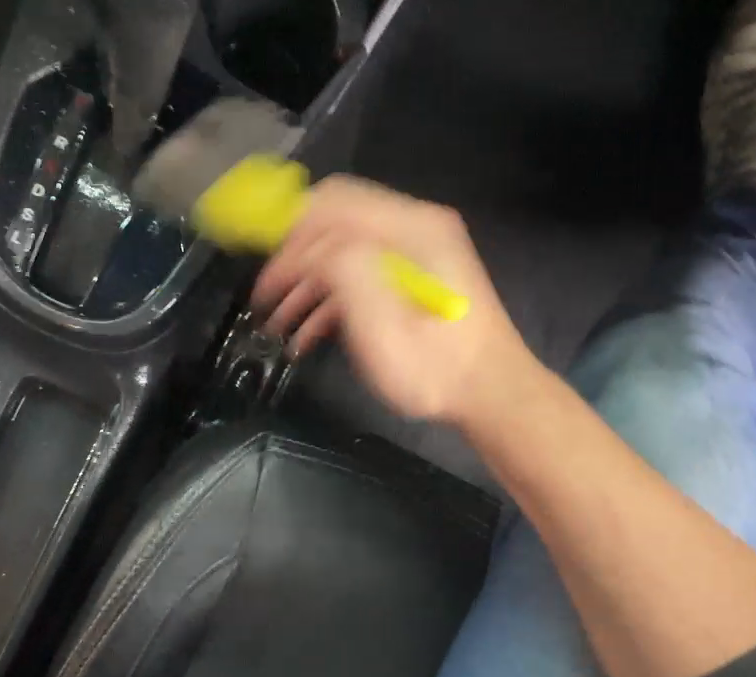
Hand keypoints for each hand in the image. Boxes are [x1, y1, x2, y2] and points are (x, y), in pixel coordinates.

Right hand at [251, 176, 538, 423]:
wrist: (492, 395)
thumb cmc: (437, 368)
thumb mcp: (381, 323)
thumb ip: (342, 271)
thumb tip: (308, 252)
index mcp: (410, 228)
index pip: (331, 203)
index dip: (289, 232)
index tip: (263, 274)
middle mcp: (413, 228)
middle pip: (334, 223)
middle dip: (293, 260)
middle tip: (265, 297)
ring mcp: (416, 254)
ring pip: (342, 252)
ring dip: (305, 286)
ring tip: (275, 325)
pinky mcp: (413, 281)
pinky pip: (360, 276)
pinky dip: (329, 300)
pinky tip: (304, 336)